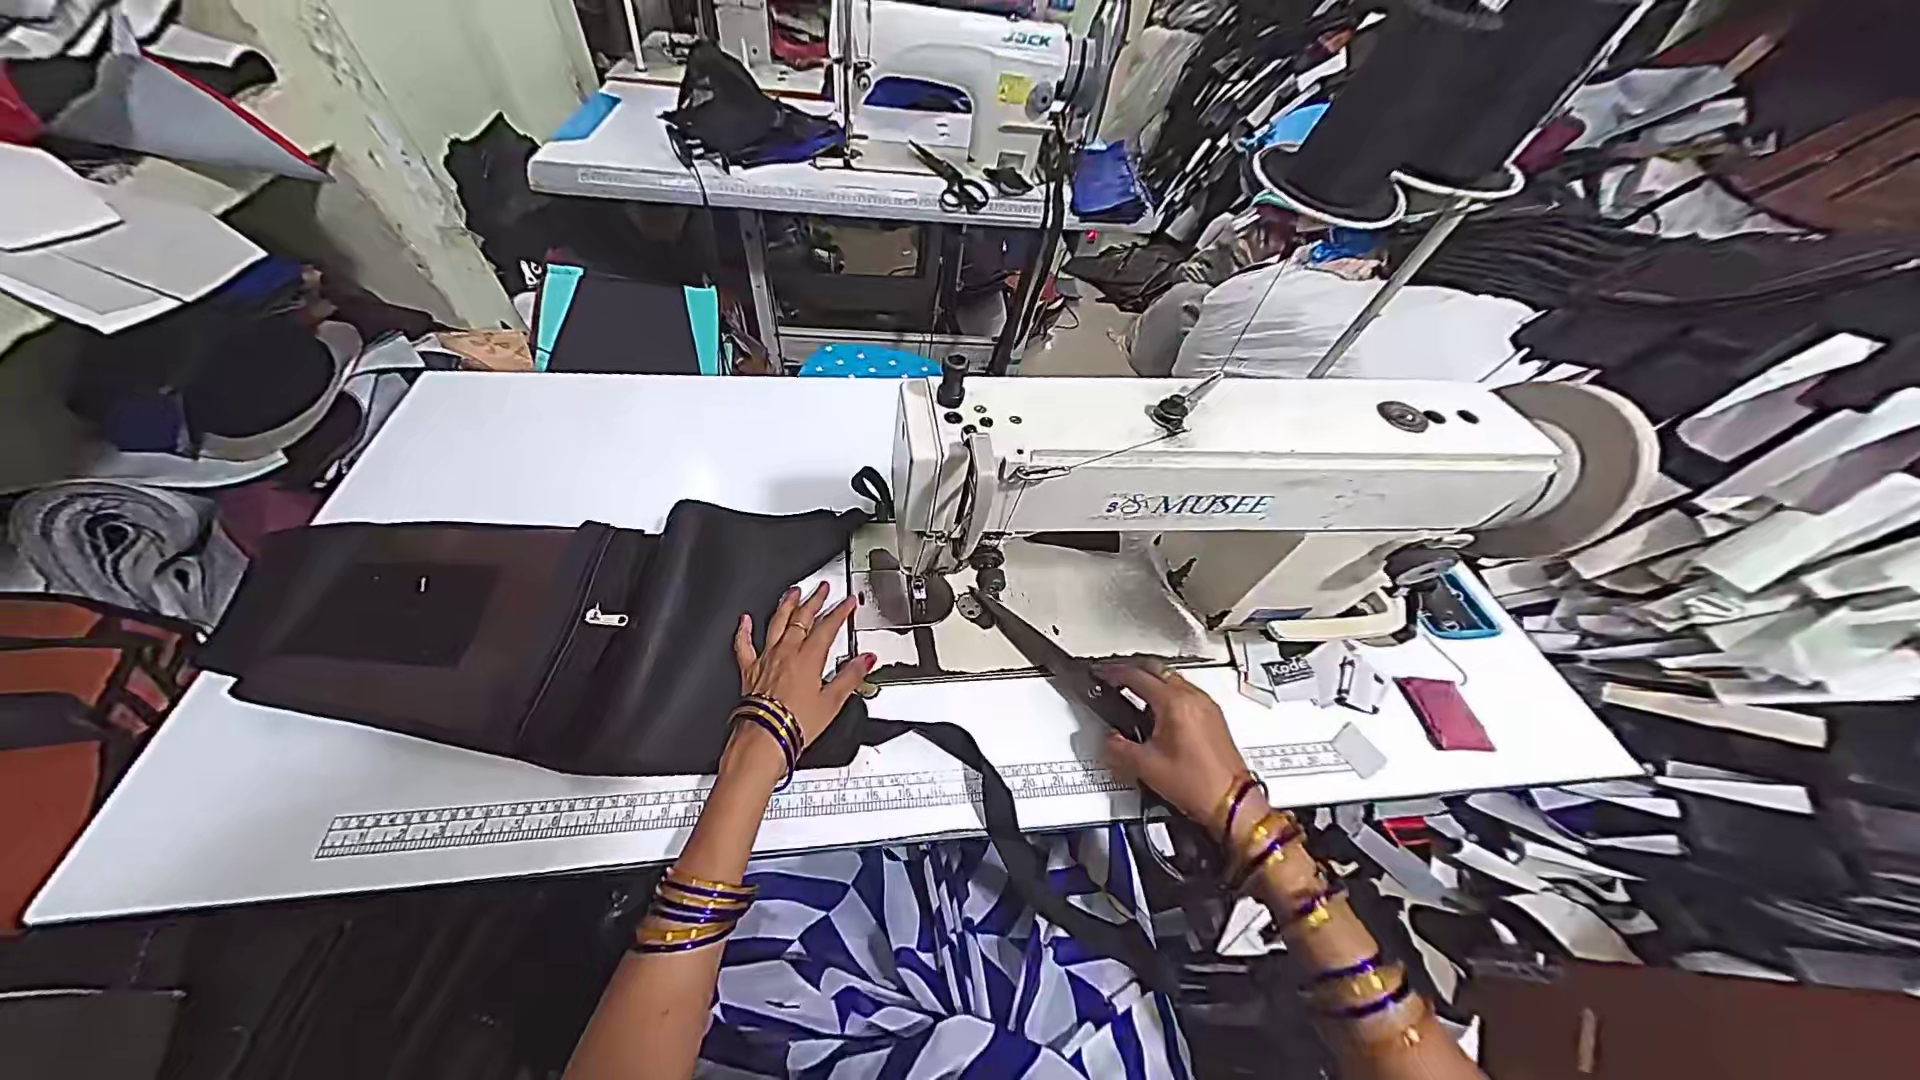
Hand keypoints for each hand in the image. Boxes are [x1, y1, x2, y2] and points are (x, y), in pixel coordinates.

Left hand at [732, 582, 872, 750]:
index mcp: (808, 658)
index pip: (828, 626)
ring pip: (776, 624)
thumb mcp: (832, 702)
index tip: (848, 601)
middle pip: (802, 618)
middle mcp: (786, 653)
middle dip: (814, 600)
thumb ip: (850, 676)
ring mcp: (766, 659)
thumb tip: (867, 659)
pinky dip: (743, 631)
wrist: (764, 740)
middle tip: (822, 588)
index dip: (840, 611)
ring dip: (786, 606)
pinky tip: (744, 621)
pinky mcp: (750, 671)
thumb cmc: (795, 724)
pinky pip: (744, 645)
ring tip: (792, 593)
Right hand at [1096, 660, 1255, 835]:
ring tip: (1133, 691)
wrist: (1231, 803)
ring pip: (1172, 678)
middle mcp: (1193, 698)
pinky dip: (1167, 691)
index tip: (1103, 674)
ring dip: (1151, 679)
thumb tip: (1110, 739)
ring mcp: (1206, 706)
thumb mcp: (1145, 766)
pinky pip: (1185, 691)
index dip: (1114, 673)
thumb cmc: (1199, 786)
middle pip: (1157, 669)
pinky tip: (1158, 709)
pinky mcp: (1213, 716)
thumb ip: (1118, 747)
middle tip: (1115, 676)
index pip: (1137, 676)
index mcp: (1174, 703)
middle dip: (1132, 669)